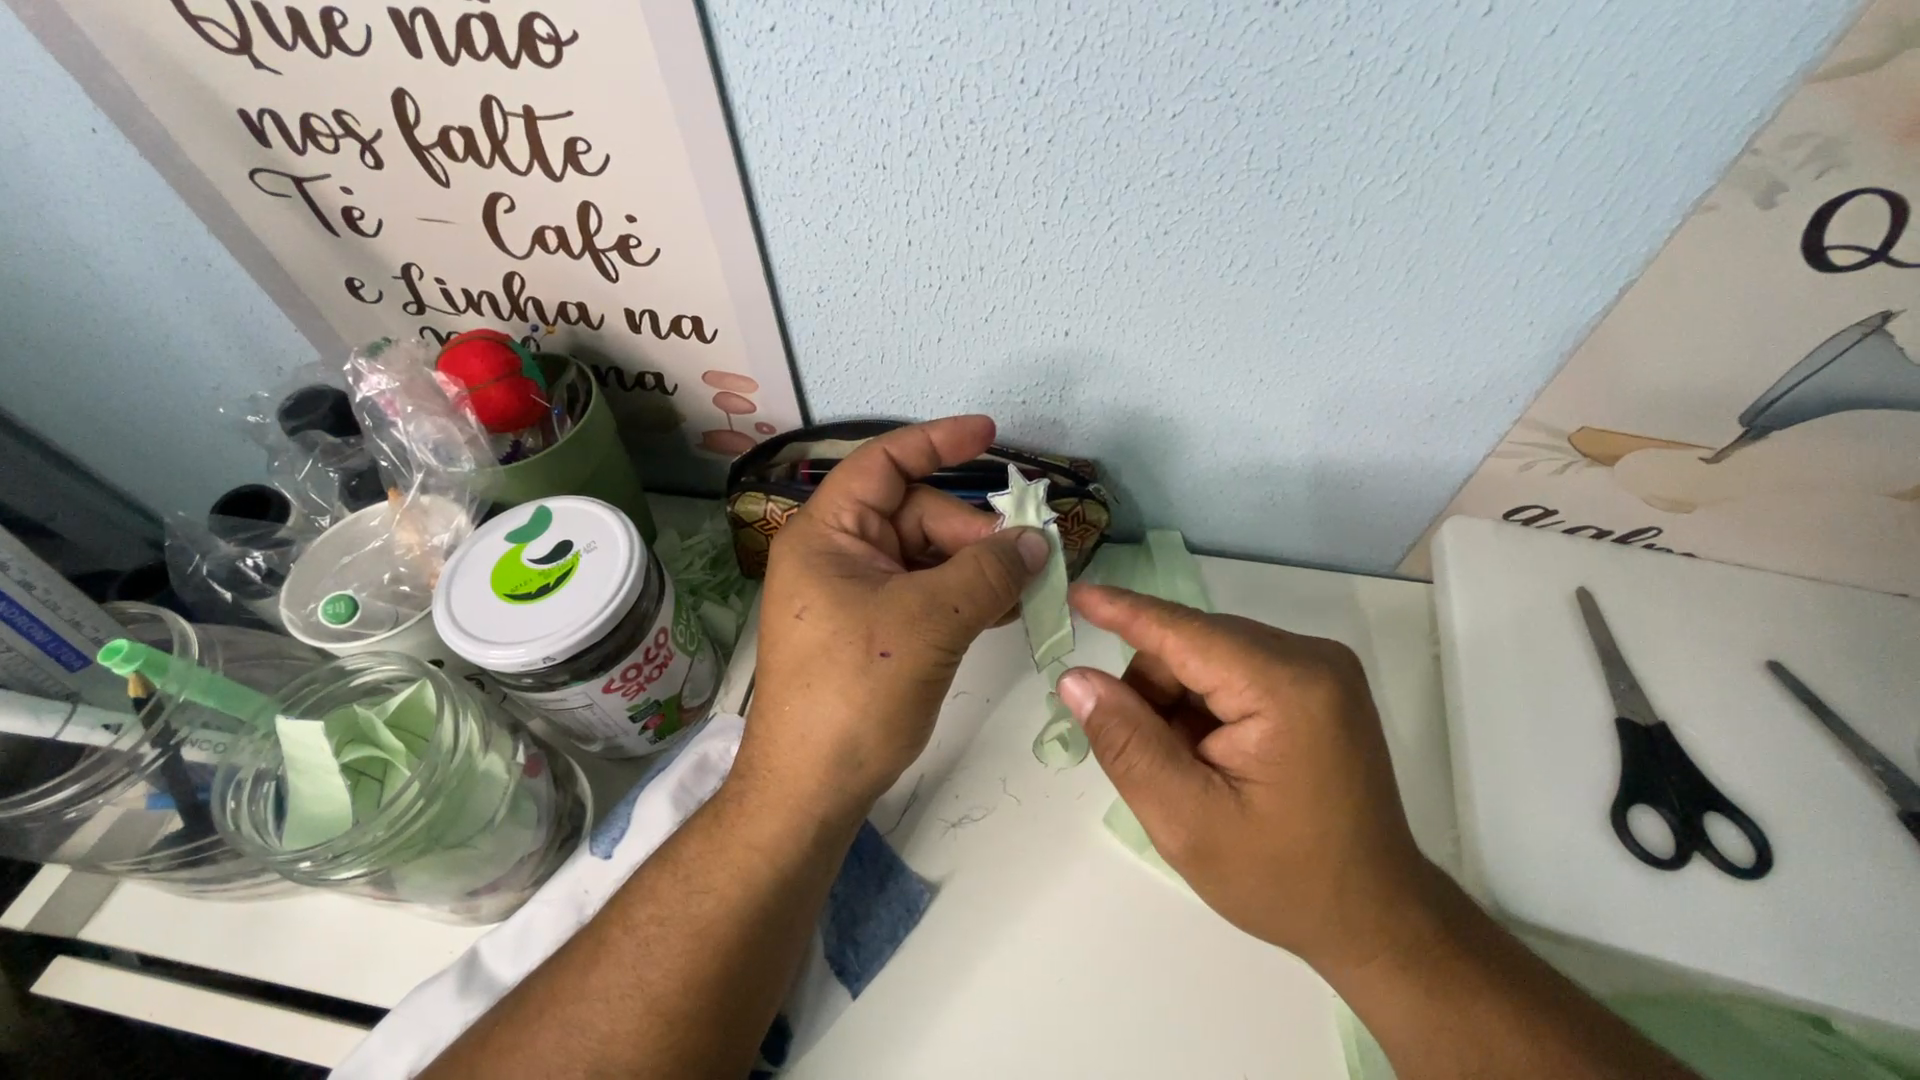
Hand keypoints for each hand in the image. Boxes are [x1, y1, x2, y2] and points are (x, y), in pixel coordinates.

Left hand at [739, 416, 1049, 817]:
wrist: (812, 788)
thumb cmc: (856, 691)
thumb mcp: (929, 622)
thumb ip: (988, 573)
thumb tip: (1037, 541)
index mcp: (827, 534)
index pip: (884, 464)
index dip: (937, 442)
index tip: (990, 435)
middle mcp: (837, 555)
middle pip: (917, 515)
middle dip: (973, 533)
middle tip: (1026, 562)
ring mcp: (854, 595)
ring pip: (928, 558)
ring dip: (976, 569)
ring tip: (1026, 588)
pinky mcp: (872, 631)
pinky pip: (925, 595)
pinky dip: (963, 598)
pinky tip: (1004, 612)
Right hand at [1057, 585, 1440, 973]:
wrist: (1371, 915)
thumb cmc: (1280, 879)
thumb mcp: (1186, 821)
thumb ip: (1128, 743)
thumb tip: (1077, 679)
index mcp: (1286, 689)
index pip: (1184, 633)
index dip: (1123, 612)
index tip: (1075, 593)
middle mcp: (1311, 659)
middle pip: (1194, 645)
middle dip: (1154, 691)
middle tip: (1153, 762)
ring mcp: (1321, 669)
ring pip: (1209, 656)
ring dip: (1178, 702)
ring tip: (1191, 770)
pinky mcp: (1319, 685)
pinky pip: (1234, 670)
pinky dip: (1205, 707)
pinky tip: (1213, 758)